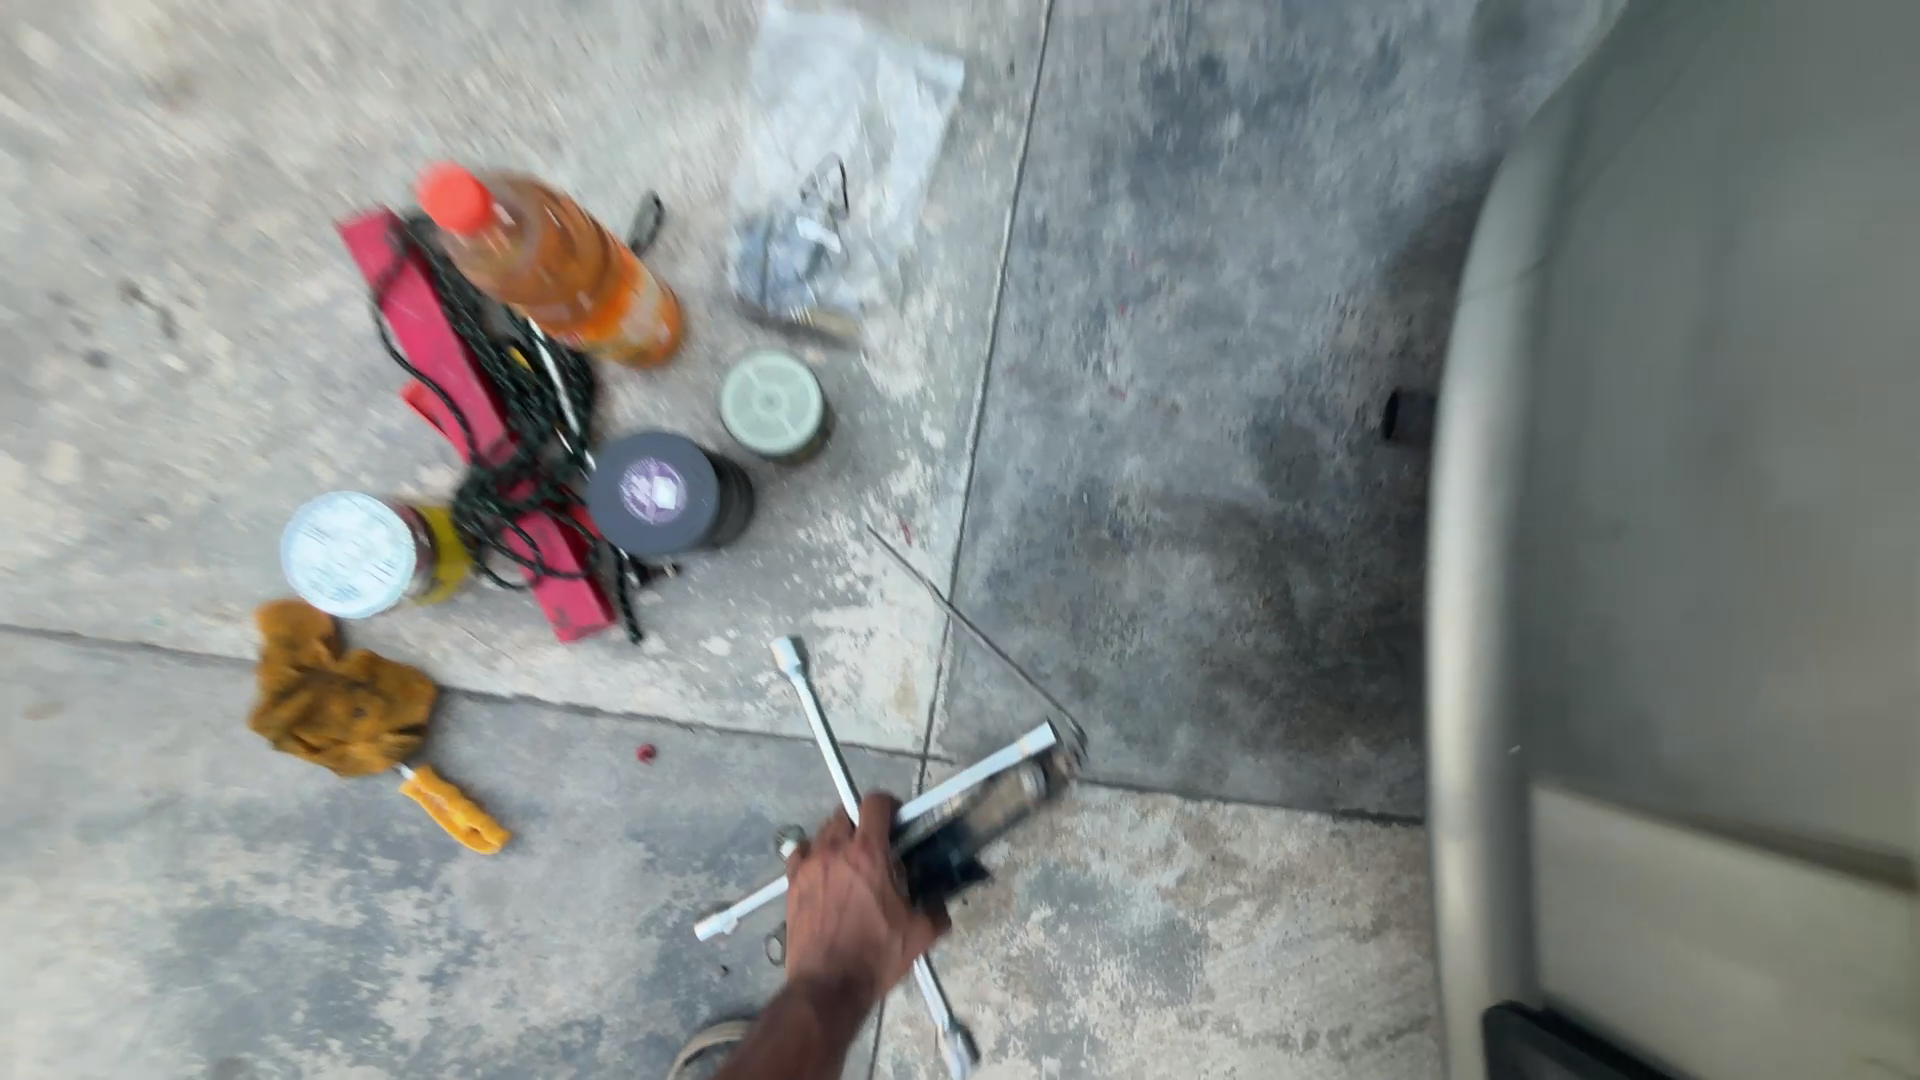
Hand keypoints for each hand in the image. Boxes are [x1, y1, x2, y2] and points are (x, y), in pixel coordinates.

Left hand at [783, 792, 950, 1009]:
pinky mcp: (792, 884)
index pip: (875, 803)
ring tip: (850, 862)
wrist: (828, 986)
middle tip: (875, 845)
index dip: (888, 805)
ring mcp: (809, 865)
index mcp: (869, 853)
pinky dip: (811, 855)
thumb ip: (935, 911)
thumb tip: (940, 906)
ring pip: (823, 832)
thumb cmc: (874, 955)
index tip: (896, 819)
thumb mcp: (917, 934)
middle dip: (862, 823)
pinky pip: (799, 854)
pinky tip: (822, 873)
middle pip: (846, 813)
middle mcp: (836, 850)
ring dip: (838, 838)